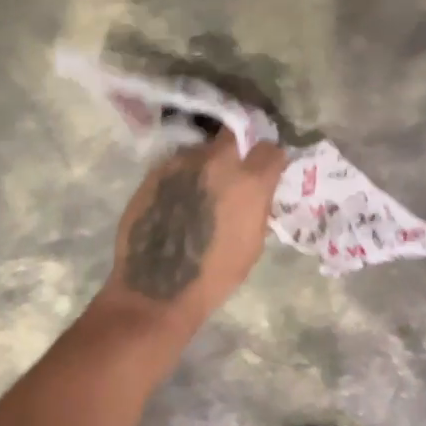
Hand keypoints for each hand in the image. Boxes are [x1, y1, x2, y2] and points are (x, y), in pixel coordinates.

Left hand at [101, 130, 289, 326]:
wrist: (159, 288)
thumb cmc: (215, 276)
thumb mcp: (253, 245)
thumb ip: (258, 207)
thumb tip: (257, 192)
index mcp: (249, 181)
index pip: (270, 149)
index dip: (271, 160)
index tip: (268, 170)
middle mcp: (217, 161)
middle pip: (234, 137)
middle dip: (239, 149)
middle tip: (236, 171)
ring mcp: (181, 162)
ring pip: (203, 149)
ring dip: (208, 163)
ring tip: (204, 188)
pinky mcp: (154, 171)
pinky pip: (178, 164)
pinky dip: (184, 176)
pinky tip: (180, 198)